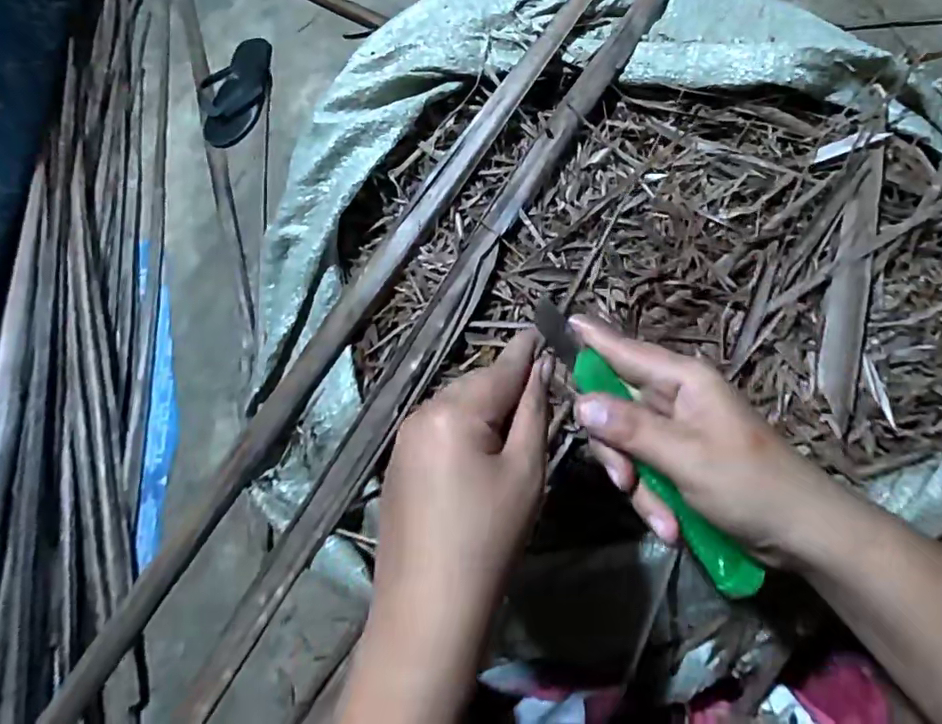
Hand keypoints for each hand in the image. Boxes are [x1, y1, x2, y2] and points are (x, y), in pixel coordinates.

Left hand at [343, 331, 547, 723]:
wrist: (427, 612)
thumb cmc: (488, 539)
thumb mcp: (525, 472)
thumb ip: (533, 412)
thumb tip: (539, 369)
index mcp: (452, 411)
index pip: (500, 369)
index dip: (526, 350)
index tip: (543, 328)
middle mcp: (421, 412)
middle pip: (475, 385)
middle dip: (507, 384)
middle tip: (541, 389)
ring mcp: (403, 439)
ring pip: (457, 406)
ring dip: (486, 408)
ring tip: (516, 424)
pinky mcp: (398, 464)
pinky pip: (439, 430)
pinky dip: (465, 430)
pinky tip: (481, 453)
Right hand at [572, 315, 842, 564]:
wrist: (802, 533)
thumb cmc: (749, 484)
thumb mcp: (685, 457)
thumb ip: (631, 429)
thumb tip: (582, 403)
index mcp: (683, 380)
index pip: (627, 350)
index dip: (594, 338)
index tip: (564, 321)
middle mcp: (677, 397)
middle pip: (618, 407)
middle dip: (617, 450)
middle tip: (622, 482)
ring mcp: (679, 430)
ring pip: (630, 445)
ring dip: (640, 485)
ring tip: (662, 521)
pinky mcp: (682, 460)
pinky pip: (648, 469)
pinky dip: (655, 498)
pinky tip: (671, 527)